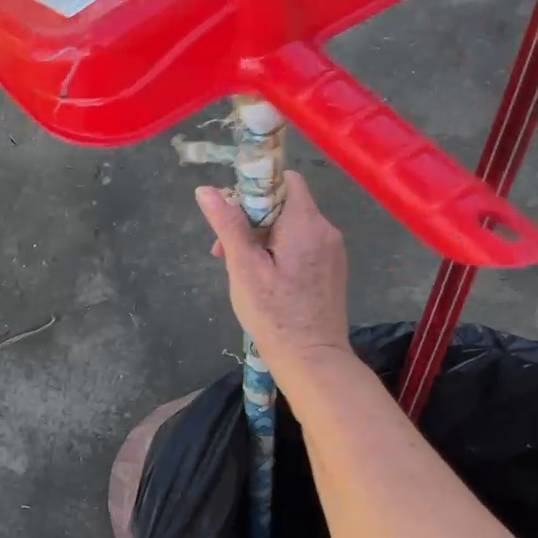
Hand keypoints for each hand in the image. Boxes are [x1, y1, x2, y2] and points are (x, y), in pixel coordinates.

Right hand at [194, 170, 350, 370]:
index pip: (286, 182)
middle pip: (283, 204)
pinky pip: (298, 242)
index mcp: (306, 225)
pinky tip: (259, 275)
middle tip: (223, 249)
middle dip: (248, 217)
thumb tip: (206, 190)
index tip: (230, 211)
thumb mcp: (243, 266)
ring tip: (238, 266)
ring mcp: (332, 250)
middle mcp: (325, 231)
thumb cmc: (273, 310)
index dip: (255, 188)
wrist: (311, 356)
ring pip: (288, 224)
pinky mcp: (329, 267)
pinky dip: (274, 249)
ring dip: (258, 235)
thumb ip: (228, 224)